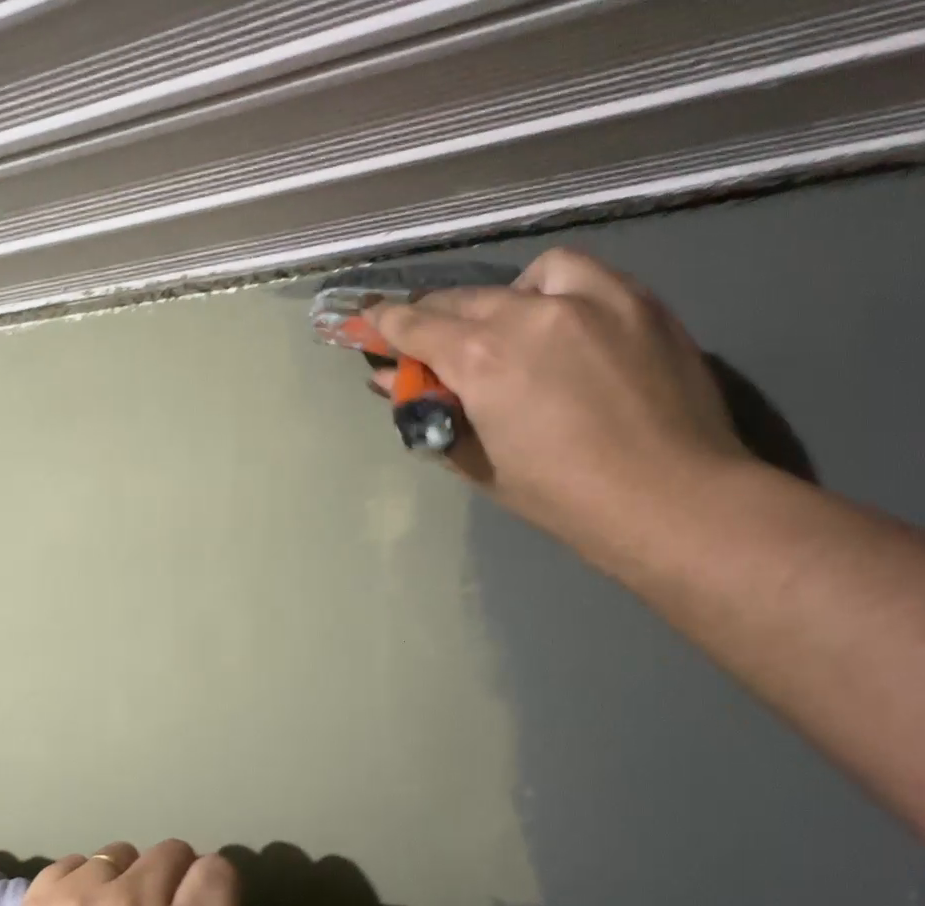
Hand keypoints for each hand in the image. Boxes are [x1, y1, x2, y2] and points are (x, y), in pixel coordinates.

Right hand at [366, 248, 750, 544]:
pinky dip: (554, 290)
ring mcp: (590, 301)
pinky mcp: (638, 302)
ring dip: (498, 298)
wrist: (670, 497)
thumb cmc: (557, 493)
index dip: (383, 323)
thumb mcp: (473, 457)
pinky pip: (581, 275)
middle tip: (428, 339)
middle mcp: (528, 315)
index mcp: (479, 357)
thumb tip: (391, 380)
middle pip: (460, 299)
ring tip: (505, 327)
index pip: (412, 324)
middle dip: (433, 316)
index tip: (368, 322)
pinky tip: (560, 324)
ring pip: (522, 277)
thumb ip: (428, 409)